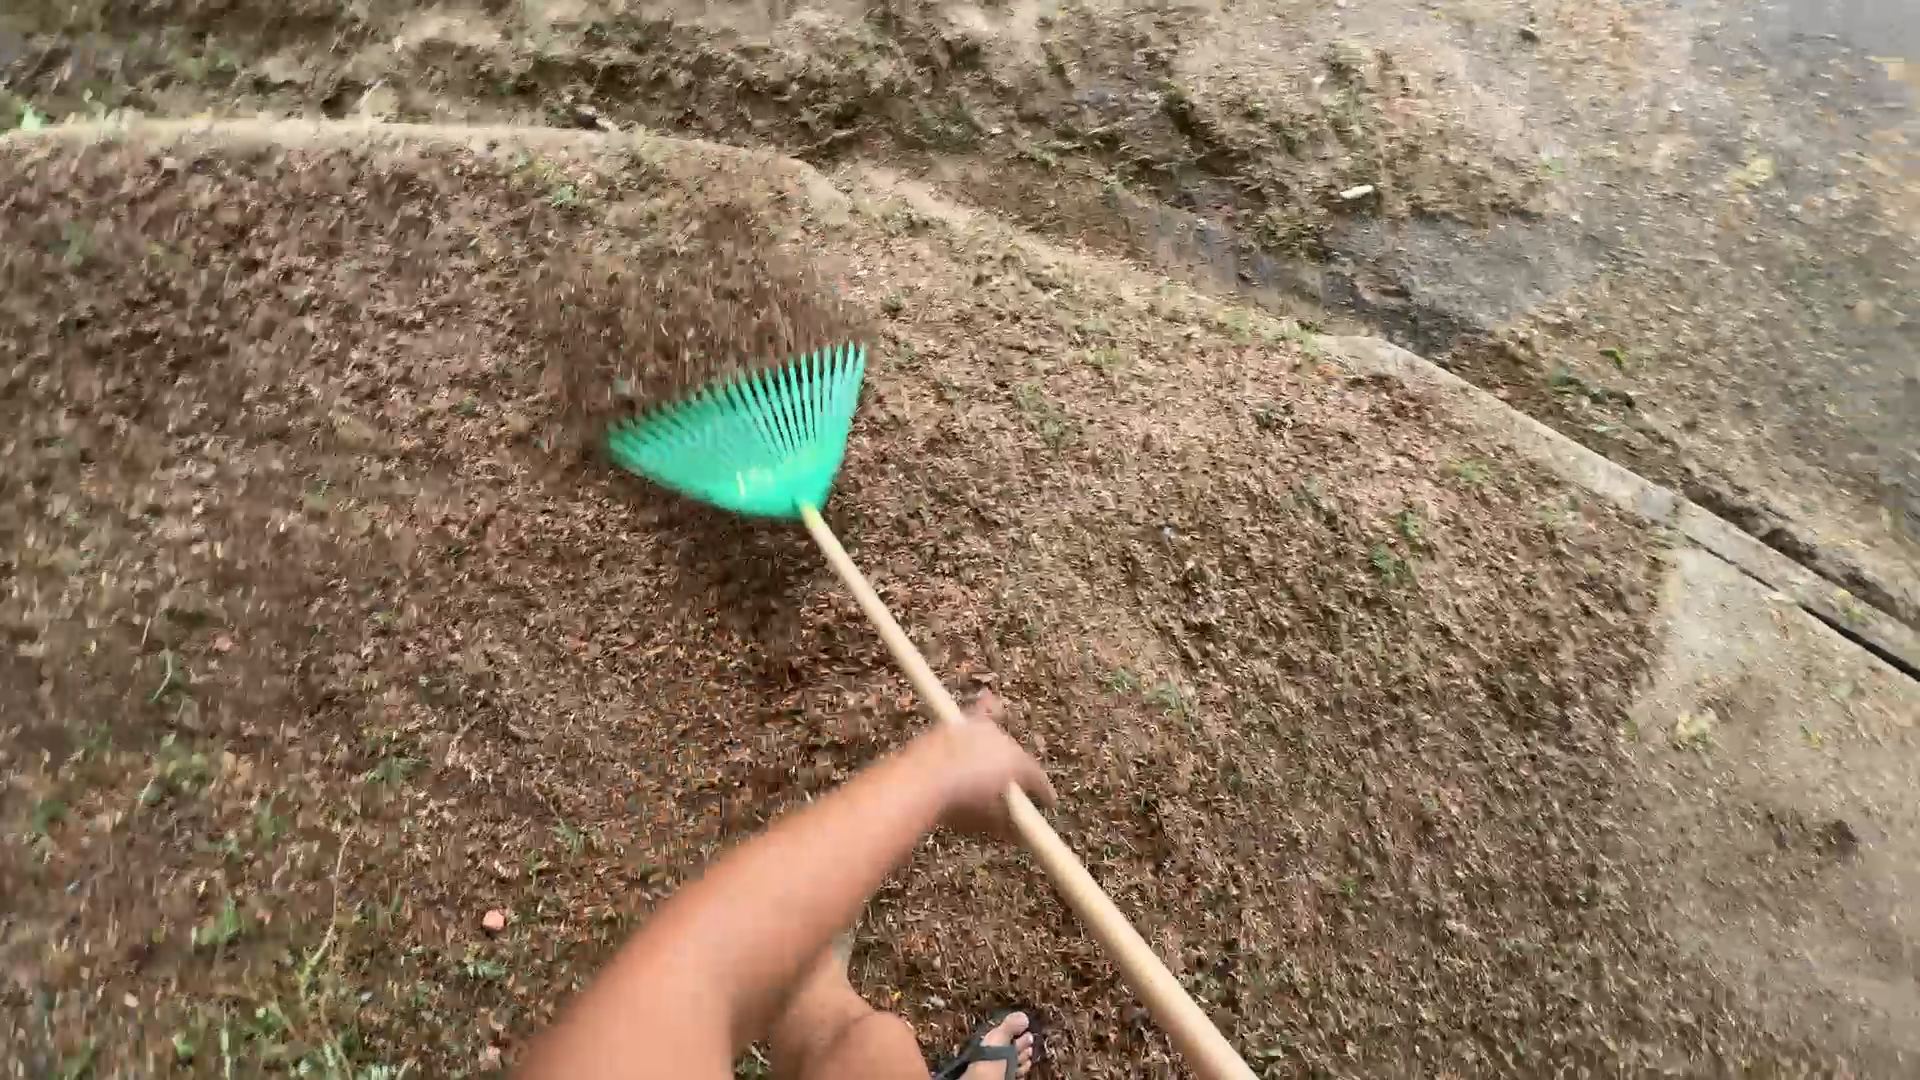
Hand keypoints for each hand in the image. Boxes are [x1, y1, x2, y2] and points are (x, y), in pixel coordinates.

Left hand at [905, 691, 1056, 840]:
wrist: (924, 779)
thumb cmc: (957, 803)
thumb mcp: (986, 820)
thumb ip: (1006, 823)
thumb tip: (1017, 834)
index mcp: (1017, 764)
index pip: (1038, 778)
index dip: (1045, 792)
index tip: (1049, 802)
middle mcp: (1004, 740)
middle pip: (1016, 756)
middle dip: (1017, 771)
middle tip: (1013, 788)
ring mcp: (982, 728)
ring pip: (998, 735)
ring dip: (999, 748)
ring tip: (997, 759)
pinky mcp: (962, 723)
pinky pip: (980, 710)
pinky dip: (987, 707)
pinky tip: (989, 698)